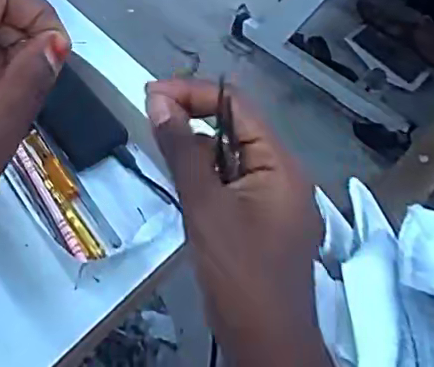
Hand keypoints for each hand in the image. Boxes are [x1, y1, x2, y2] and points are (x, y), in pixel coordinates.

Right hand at [147, 79, 331, 366]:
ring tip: (161, 147)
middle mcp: (283, 176)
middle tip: (150, 116)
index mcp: (281, 167)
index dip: (192, 93)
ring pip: (228, 152)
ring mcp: (273, 200)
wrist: (266, 345)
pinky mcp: (260, 219)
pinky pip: (229, 177)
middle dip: (191, 115)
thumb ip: (181, 147)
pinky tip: (181, 180)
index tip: (151, 95)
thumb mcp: (204, 203)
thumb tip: (158, 100)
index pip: (236, 105)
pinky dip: (203, 170)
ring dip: (195, 144)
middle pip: (234, 125)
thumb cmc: (239, 270)